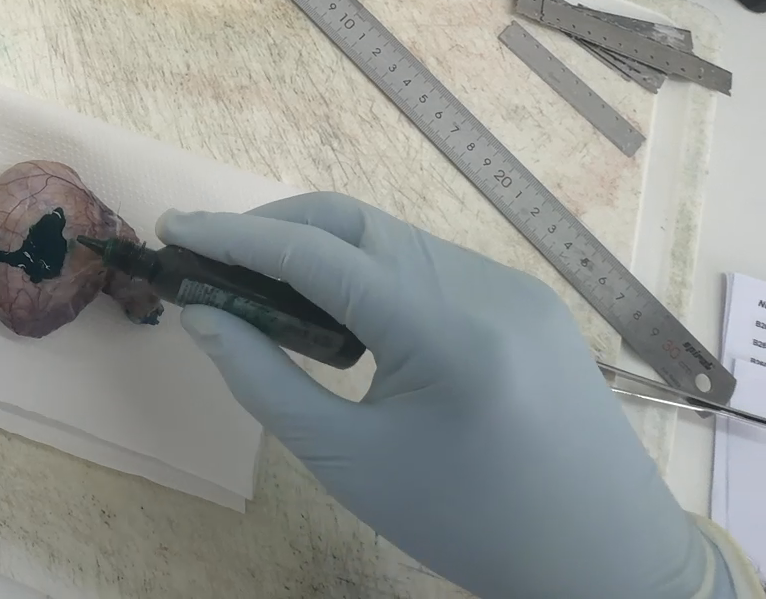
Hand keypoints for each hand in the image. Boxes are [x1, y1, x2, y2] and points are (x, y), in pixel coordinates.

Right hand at [160, 193, 726, 598]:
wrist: (615, 566)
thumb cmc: (465, 522)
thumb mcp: (343, 460)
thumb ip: (257, 376)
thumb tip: (196, 311)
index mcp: (447, 336)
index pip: (313, 253)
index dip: (230, 234)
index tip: (170, 225)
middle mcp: (484, 289)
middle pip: (345, 221)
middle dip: (263, 227)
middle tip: (205, 252)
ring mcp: (508, 286)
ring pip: (376, 231)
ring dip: (302, 241)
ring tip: (254, 277)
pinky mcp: (517, 295)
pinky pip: (409, 254)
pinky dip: (348, 260)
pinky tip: (325, 299)